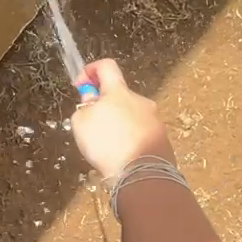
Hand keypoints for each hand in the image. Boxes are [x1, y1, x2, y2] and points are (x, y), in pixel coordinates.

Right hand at [70, 59, 172, 178]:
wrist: (141, 175)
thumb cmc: (106, 143)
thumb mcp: (81, 122)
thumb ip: (84, 106)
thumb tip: (93, 103)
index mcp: (119, 92)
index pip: (106, 66)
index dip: (90, 70)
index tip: (80, 86)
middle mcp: (141, 101)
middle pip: (118, 95)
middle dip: (103, 105)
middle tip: (91, 125)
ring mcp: (154, 120)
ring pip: (130, 115)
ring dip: (116, 123)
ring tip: (105, 145)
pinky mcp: (161, 139)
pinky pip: (139, 132)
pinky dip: (128, 138)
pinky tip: (120, 154)